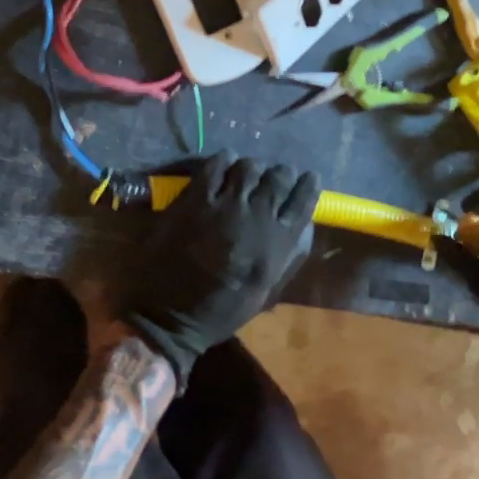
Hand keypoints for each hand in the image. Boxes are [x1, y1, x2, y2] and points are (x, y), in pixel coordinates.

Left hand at [114, 152, 319, 380]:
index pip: (304, 199)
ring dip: (251, 168)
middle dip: (280, 174)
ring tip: (245, 174)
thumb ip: (288, 255)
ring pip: (249, 166)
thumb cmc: (221, 310)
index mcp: (279, 243)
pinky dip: (223, 161)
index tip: (307, 178)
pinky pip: (215, 166)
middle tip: (272, 177)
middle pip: (279, 177)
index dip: (308, 184)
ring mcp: (224, 204)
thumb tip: (303, 224)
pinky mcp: (194, 199)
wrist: (170, 316)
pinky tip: (222, 167)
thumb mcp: (267, 289)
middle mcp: (257, 217)